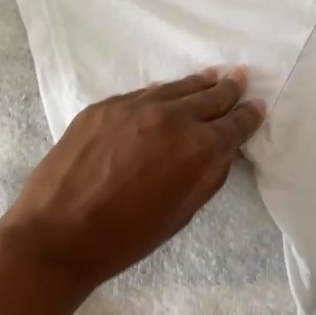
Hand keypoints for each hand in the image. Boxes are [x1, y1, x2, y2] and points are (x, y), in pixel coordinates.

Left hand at [0, 69, 264, 294]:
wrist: (57, 234)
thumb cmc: (126, 238)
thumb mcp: (181, 214)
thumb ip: (207, 177)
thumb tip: (222, 152)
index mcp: (198, 149)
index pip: (234, 125)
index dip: (249, 117)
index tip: (257, 108)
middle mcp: (172, 118)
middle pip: (208, 97)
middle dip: (228, 91)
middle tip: (240, 79)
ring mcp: (134, 107)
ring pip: (176, 88)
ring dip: (197, 84)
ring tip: (212, 76)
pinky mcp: (103, 106)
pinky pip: (143, 93)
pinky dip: (162, 93)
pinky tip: (166, 93)